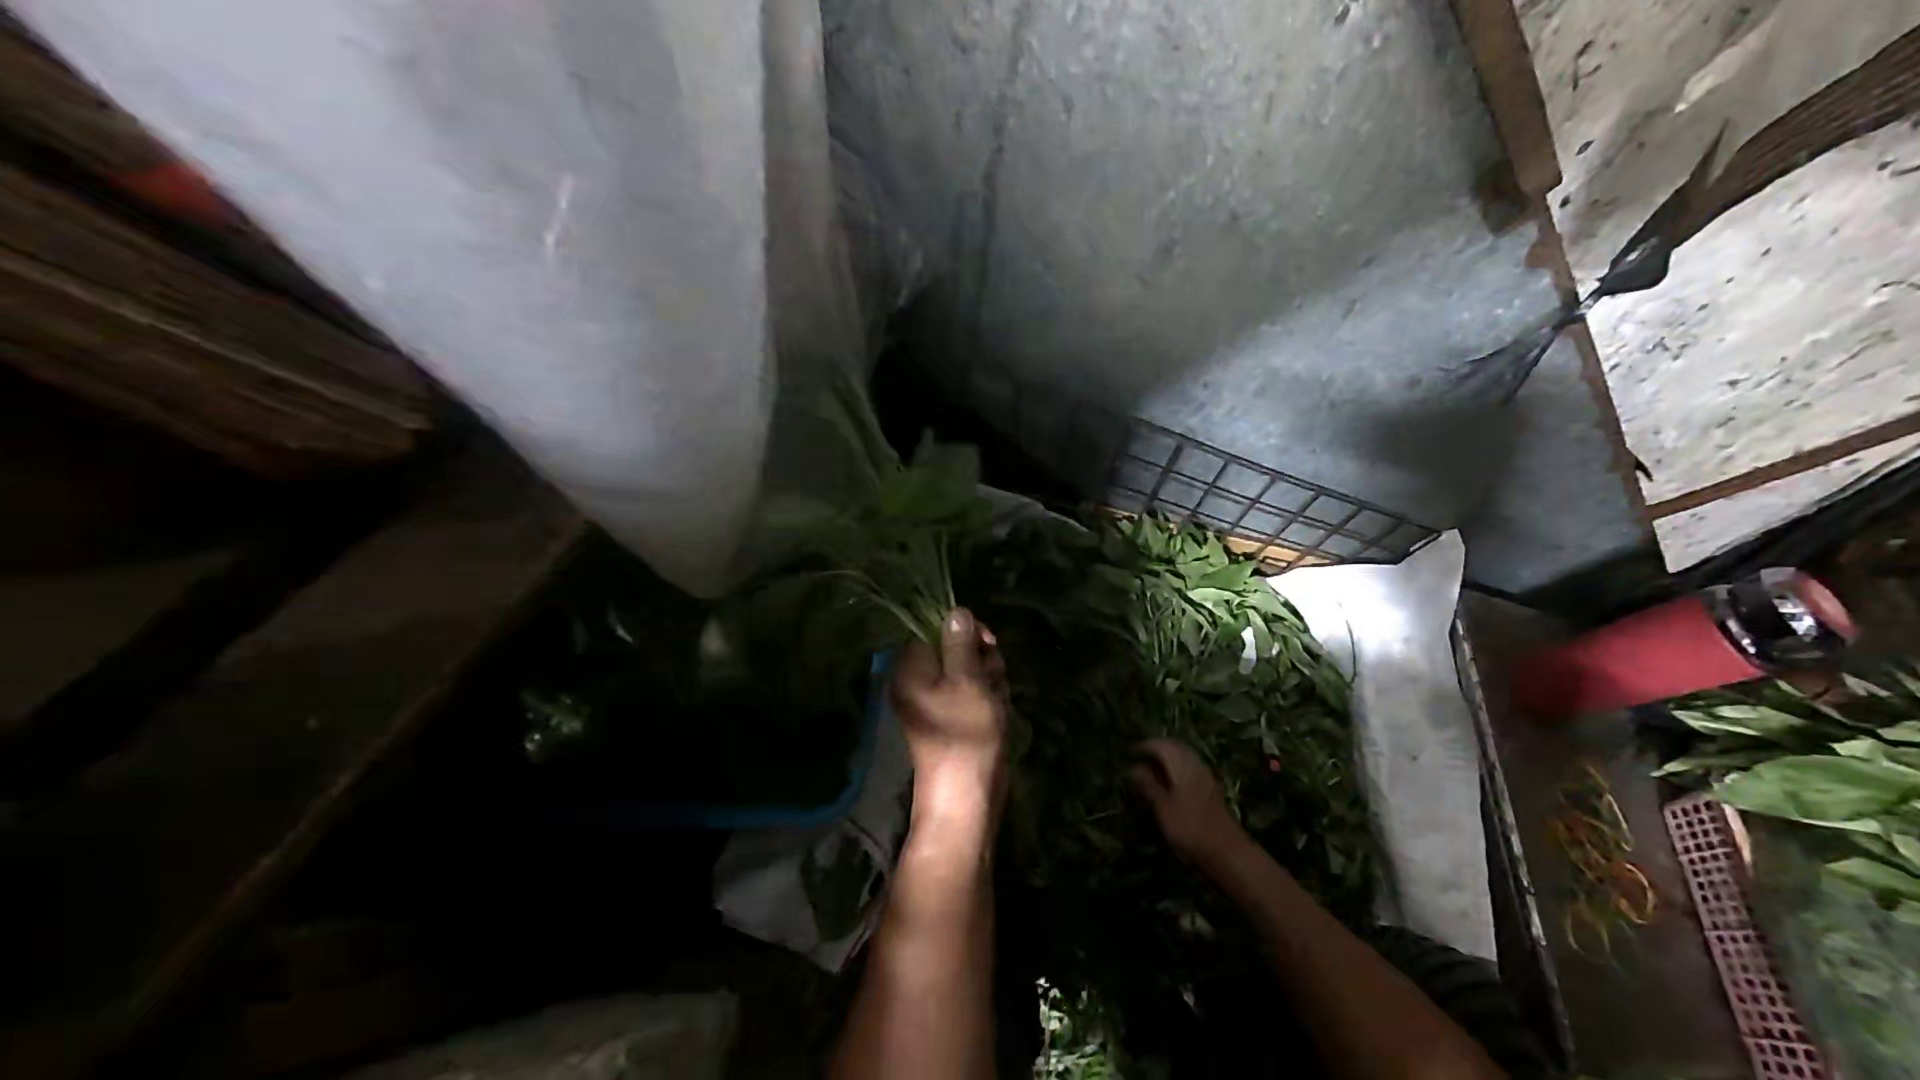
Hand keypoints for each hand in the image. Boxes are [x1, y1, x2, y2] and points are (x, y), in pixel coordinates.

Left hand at [893, 608, 1008, 793]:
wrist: (966, 796)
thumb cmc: (965, 734)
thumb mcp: (967, 680)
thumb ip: (961, 642)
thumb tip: (956, 611)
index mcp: (911, 666)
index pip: (936, 627)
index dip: (966, 631)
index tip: (988, 643)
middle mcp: (917, 678)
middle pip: (956, 648)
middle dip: (982, 660)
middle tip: (991, 681)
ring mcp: (934, 699)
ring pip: (970, 670)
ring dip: (990, 680)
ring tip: (994, 704)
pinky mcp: (951, 716)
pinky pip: (972, 693)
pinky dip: (988, 698)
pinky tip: (996, 713)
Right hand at [1129, 738, 1250, 870]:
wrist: (1226, 852)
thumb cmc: (1190, 828)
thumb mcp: (1162, 807)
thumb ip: (1148, 784)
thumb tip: (1132, 768)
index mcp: (1184, 766)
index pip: (1162, 745)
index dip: (1144, 746)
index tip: (1128, 752)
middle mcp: (1196, 766)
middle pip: (1175, 747)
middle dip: (1156, 749)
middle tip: (1138, 756)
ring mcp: (1205, 777)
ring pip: (1183, 758)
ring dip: (1166, 759)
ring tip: (1149, 768)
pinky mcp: (1209, 789)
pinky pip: (1189, 768)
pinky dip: (1175, 769)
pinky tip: (1167, 782)